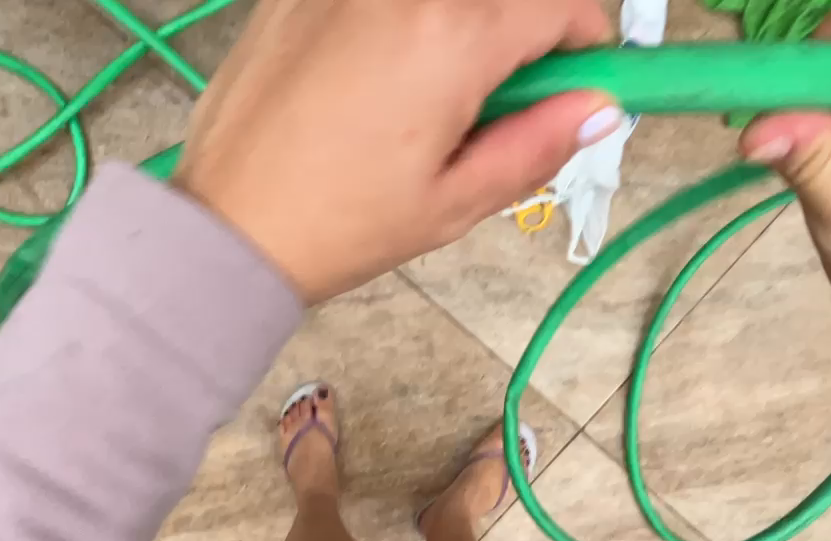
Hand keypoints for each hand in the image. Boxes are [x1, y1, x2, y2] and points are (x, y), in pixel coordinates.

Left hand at [174, 0, 624, 302]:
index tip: (579, 84)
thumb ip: (534, 149)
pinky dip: (400, 26)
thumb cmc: (338, 228)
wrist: (230, 228)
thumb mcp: (450, 206)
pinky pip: (381, 2)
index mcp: (451, 37)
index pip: (559, 3)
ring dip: (458, 32)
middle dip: (516, 37)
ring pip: (441, 0)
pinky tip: (372, 84)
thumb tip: (599, 111)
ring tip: (425, 103)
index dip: (584, 44)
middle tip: (495, 105)